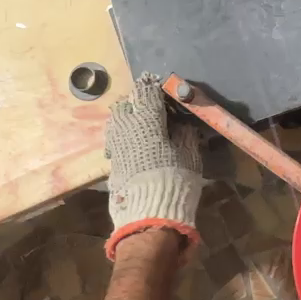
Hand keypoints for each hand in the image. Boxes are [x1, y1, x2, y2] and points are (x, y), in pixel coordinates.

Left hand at [102, 75, 203, 258]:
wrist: (149, 211)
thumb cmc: (175, 176)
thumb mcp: (189, 151)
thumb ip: (184, 132)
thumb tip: (181, 124)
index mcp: (145, 116)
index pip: (148, 91)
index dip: (156, 88)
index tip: (164, 89)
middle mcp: (125, 125)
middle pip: (126, 103)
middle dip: (138, 103)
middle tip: (153, 109)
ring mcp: (115, 142)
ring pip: (117, 121)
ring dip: (129, 120)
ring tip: (144, 127)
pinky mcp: (111, 160)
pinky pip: (116, 139)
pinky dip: (125, 137)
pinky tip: (137, 146)